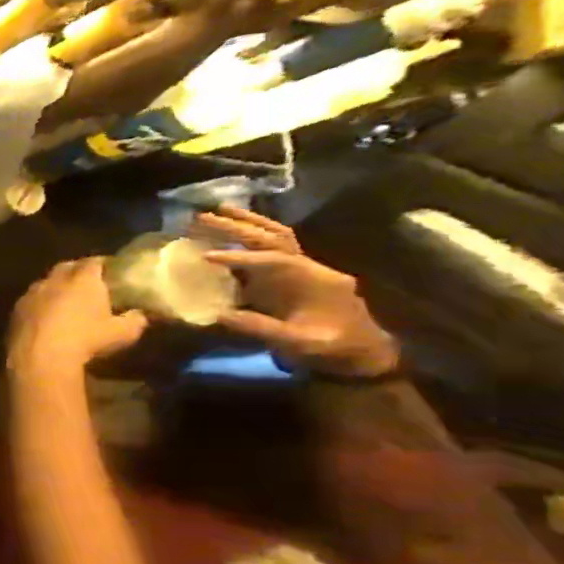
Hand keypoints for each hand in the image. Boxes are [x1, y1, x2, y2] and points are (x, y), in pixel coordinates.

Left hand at [9, 258, 150, 374]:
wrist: (40, 354)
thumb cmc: (86, 339)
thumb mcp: (121, 333)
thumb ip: (134, 321)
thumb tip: (140, 315)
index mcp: (83, 279)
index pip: (94, 262)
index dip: (102, 264)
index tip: (109, 271)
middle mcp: (55, 280)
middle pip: (67, 267)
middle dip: (77, 271)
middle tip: (87, 282)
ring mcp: (33, 292)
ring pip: (46, 282)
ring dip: (55, 286)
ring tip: (64, 298)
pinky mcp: (17, 308)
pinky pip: (31, 299)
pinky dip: (40, 302)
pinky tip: (44, 314)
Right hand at [197, 210, 399, 377]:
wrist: (361, 354)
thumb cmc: (331, 348)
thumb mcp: (299, 343)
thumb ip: (261, 327)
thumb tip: (219, 314)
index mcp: (316, 280)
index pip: (273, 260)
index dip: (239, 258)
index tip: (207, 256)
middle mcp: (311, 267)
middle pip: (273, 238)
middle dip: (238, 227)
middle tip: (203, 217)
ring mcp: (305, 269)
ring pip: (277, 236)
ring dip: (248, 222)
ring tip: (220, 210)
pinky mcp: (297, 275)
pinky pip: (276, 247)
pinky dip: (256, 234)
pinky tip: (236, 228)